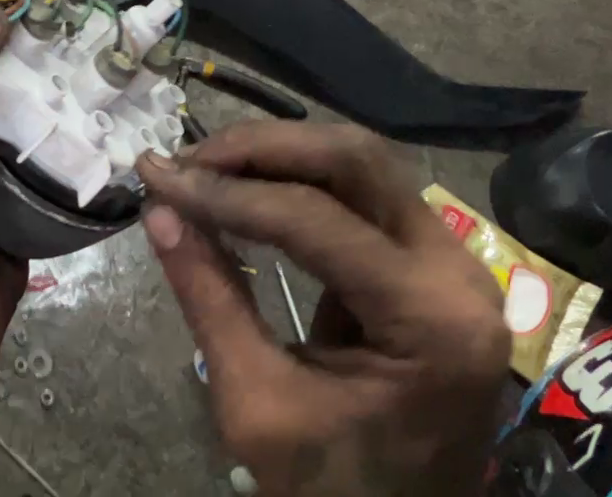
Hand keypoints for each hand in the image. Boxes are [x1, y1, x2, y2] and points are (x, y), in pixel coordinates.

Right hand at [137, 122, 510, 496]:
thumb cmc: (334, 482)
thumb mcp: (257, 402)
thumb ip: (209, 298)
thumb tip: (157, 212)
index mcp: (429, 319)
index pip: (314, 219)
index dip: (224, 192)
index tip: (154, 178)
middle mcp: (457, 271)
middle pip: (354, 160)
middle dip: (258, 148)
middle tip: (185, 160)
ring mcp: (450, 261)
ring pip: (358, 162)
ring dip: (274, 153)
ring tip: (205, 167)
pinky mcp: (427, 260)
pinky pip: (358, 190)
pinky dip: (292, 176)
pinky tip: (242, 185)